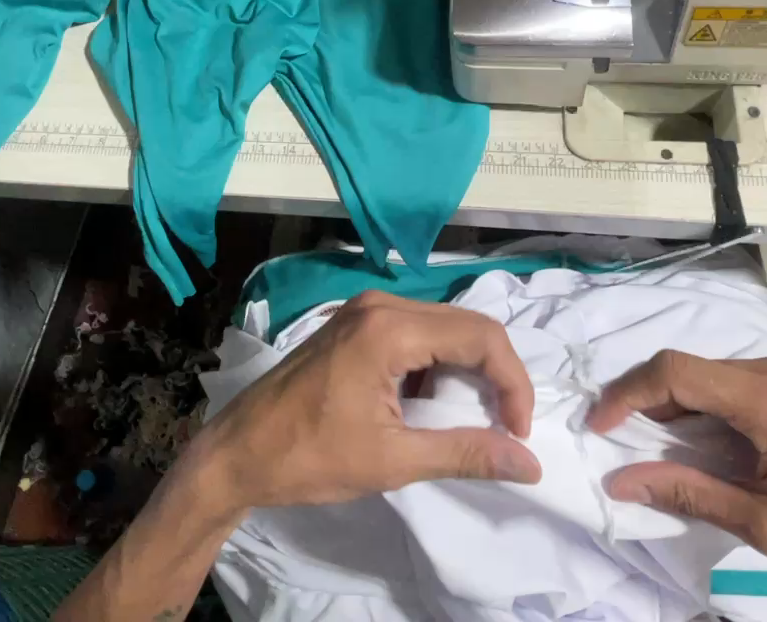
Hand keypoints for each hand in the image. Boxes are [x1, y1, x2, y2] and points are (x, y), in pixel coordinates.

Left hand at [191, 290, 542, 511]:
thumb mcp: (393, 460)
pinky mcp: (356, 322)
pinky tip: (431, 402)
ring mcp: (365, 309)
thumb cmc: (309, 456)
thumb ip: (465, 453)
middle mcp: (381, 303)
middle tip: (504, 427)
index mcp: (390, 327)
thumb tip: (530, 463)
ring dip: (467, 368)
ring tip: (471, 419)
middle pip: (467, 324)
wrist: (237, 452)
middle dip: (496, 374)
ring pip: (444, 326)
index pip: (481, 337)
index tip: (517, 432)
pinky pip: (417, 331)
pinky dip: (437, 363)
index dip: (513, 383)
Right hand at [588, 352, 766, 621]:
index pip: (676, 372)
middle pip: (691, 367)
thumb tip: (620, 481)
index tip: (599, 428)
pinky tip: (711, 442)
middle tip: (624, 443)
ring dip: (680, 404)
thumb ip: (689, 493)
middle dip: (648, 401)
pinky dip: (712, 405)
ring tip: (663, 449)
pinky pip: (741, 380)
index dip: (627, 394)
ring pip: (714, 371)